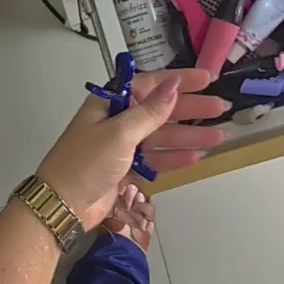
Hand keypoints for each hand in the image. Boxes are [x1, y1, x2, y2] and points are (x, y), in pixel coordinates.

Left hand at [33, 68, 227, 228]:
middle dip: (190, 108)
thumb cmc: (85, 162)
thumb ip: (150, 111)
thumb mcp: (119, 133)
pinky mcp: (126, 168)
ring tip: (219, 136)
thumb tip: (173, 84)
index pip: (150, 84)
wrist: (62, 205)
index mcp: (110, 102)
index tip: (207, 78)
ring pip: (162, 136)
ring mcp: (122, 145)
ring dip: (189, 135)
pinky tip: (196, 155)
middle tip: (221, 107)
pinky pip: (156, 158)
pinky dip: (175, 157)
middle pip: (159, 110)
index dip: (179, 81)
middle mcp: (117, 120)